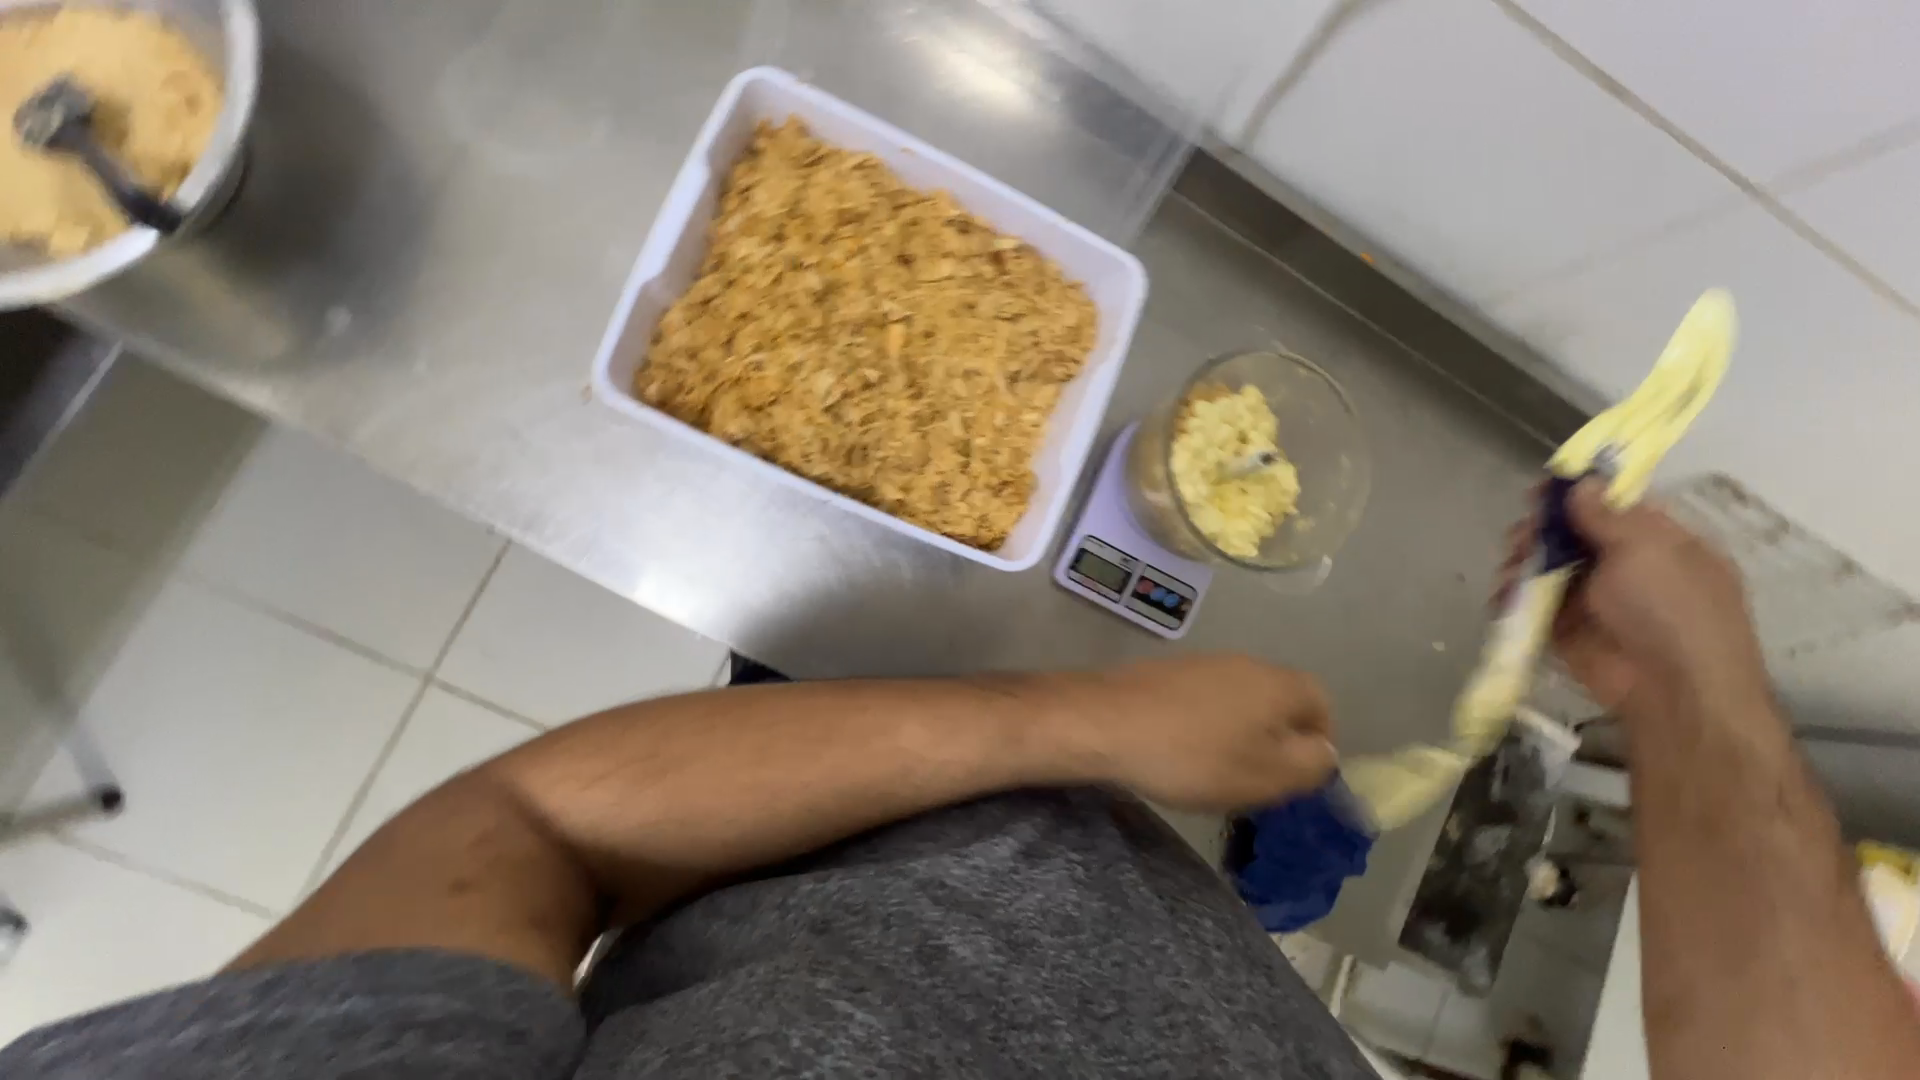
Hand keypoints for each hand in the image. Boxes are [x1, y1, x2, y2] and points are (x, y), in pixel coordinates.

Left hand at [1064, 653, 1336, 811]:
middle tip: (1257, 778)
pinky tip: (1177, 752)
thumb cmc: (1193, 755)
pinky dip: (1199, 725)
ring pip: (1236, 700)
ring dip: (1235, 732)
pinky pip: (1198, 700)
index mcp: (1277, 683)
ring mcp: (1199, 662)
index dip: (1319, 741)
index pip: (1321, 703)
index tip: (1299, 775)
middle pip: (1276, 700)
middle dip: (1274, 739)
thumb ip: (1310, 765)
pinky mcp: (1162, 671)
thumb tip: (1325, 751)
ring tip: (1214, 770)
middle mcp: (1243, 662)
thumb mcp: (1266, 776)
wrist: (1104, 721)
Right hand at [1534, 480, 1769, 717]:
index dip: (1576, 494)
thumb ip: (1607, 516)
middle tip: (1523, 537)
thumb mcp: (1647, 550)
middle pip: (1570, 534)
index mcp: (1660, 542)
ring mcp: (1593, 597)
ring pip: (1544, 566)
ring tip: (1512, 570)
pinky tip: (1503, 595)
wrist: (1671, 689)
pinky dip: (1511, 596)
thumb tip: (1583, 483)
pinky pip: (1530, 602)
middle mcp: (1626, 565)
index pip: (1613, 505)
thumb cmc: (1672, 610)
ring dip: (1522, 561)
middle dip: (1541, 530)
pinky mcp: (1564, 626)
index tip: (1541, 490)